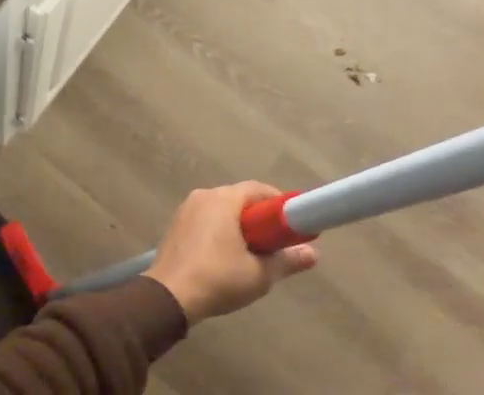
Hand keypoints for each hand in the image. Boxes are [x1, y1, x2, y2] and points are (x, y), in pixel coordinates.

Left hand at [144, 182, 317, 322]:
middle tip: (275, 242)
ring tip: (253, 252)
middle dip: (259, 217)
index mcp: (222, 200)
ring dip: (239, 224)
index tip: (292, 223)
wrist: (170, 294)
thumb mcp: (259, 274)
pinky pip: (206, 218)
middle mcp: (202, 196)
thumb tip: (313, 253)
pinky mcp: (176, 224)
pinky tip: (226, 255)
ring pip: (221, 209)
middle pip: (238, 198)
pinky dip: (220, 230)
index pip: (257, 189)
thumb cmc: (218, 279)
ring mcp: (186, 208)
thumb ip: (287, 260)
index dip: (278, 203)